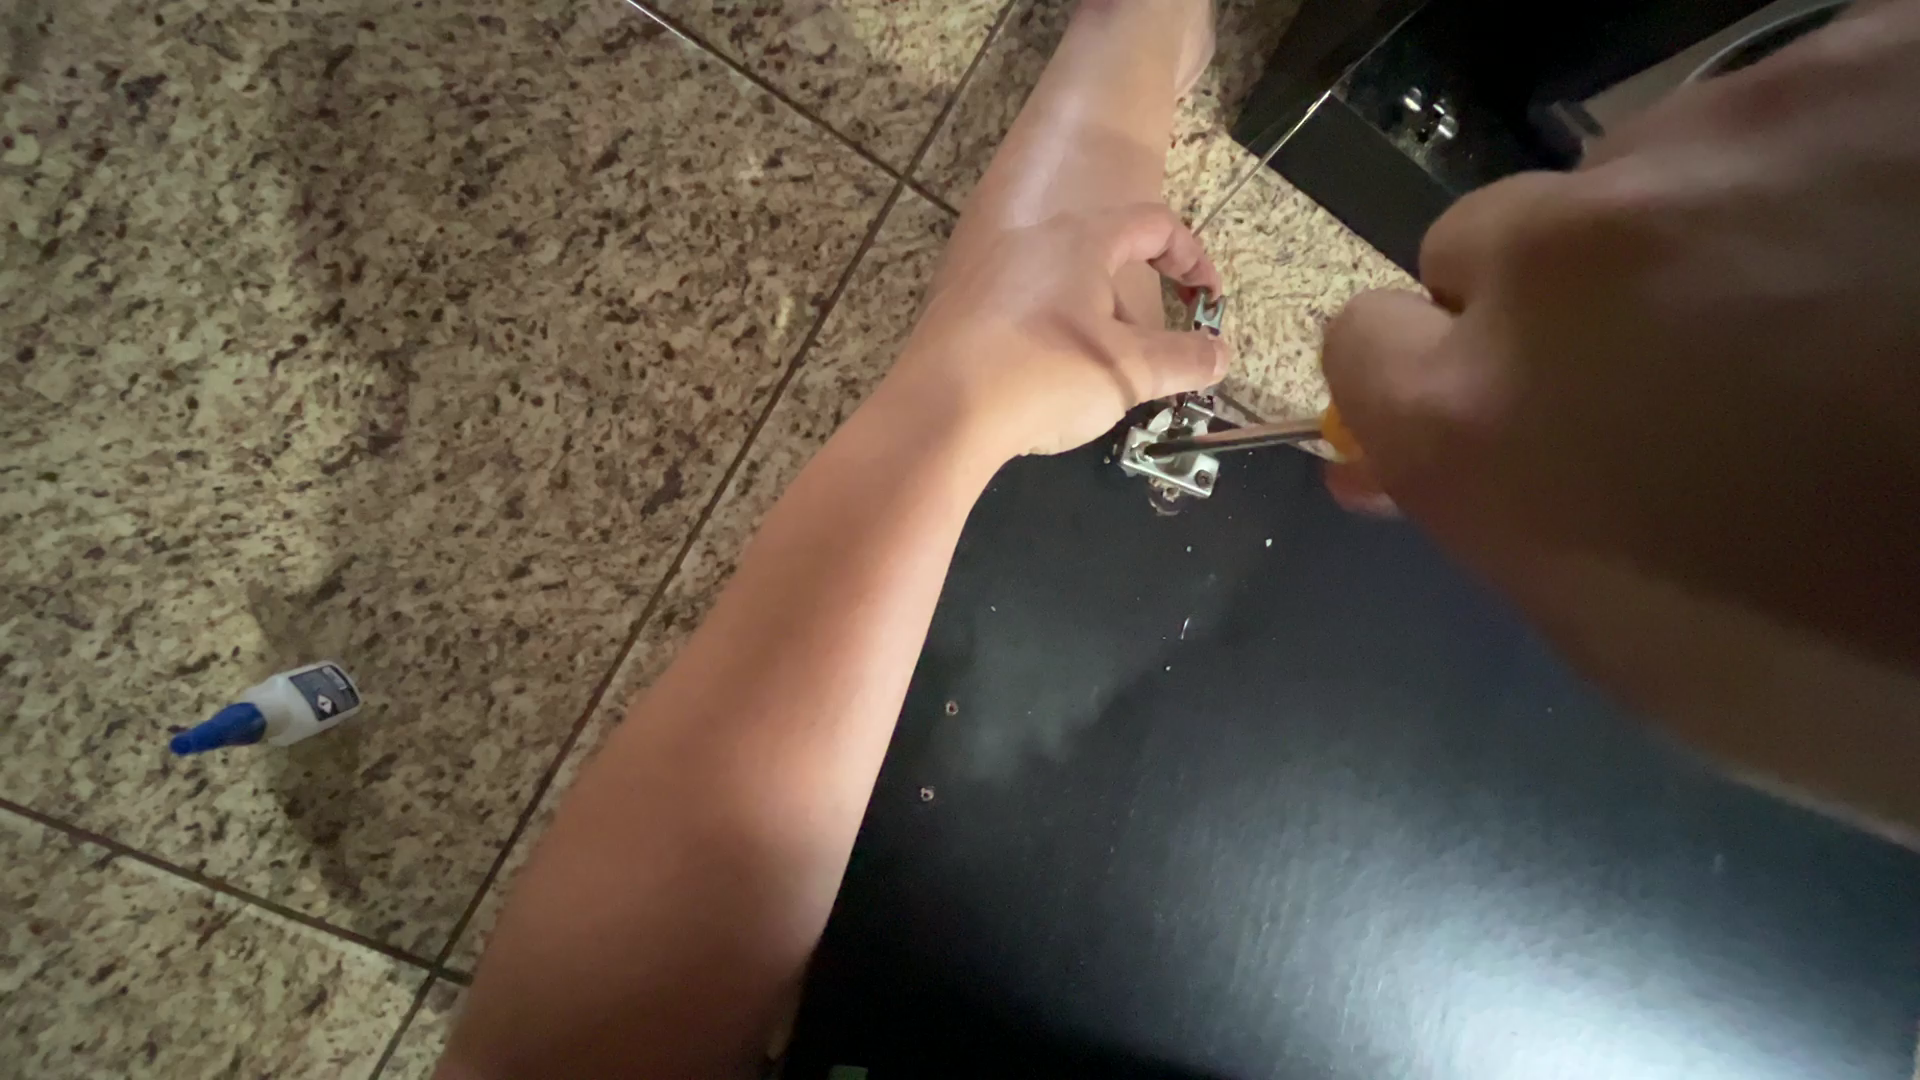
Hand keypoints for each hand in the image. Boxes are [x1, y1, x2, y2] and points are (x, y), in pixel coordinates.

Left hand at [883, 203, 1228, 459]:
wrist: (939, 414)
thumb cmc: (1045, 376)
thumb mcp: (1129, 372)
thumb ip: (1184, 360)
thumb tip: (1220, 356)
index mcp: (1080, 239)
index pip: (1154, 225)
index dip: (1192, 258)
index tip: (1208, 301)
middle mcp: (1029, 243)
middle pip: (1102, 261)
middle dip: (1132, 313)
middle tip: (1138, 362)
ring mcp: (984, 275)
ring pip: (1058, 292)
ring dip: (1088, 331)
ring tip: (1085, 384)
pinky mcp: (955, 313)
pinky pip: (1017, 317)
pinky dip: (1044, 342)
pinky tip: (1036, 386)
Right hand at [1320, 0, 1919, 664]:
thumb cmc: (1868, 661)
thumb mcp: (1615, 627)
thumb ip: (1476, 514)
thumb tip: (1370, 462)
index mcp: (1473, 420)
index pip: (1356, 338)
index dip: (1412, 371)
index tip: (1482, 400)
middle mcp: (1557, 265)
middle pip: (1474, 243)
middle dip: (1534, 301)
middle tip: (1670, 362)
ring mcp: (1731, 140)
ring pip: (1628, 172)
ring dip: (1685, 234)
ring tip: (1845, 302)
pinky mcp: (1895, 50)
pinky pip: (1789, 105)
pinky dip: (1831, 165)